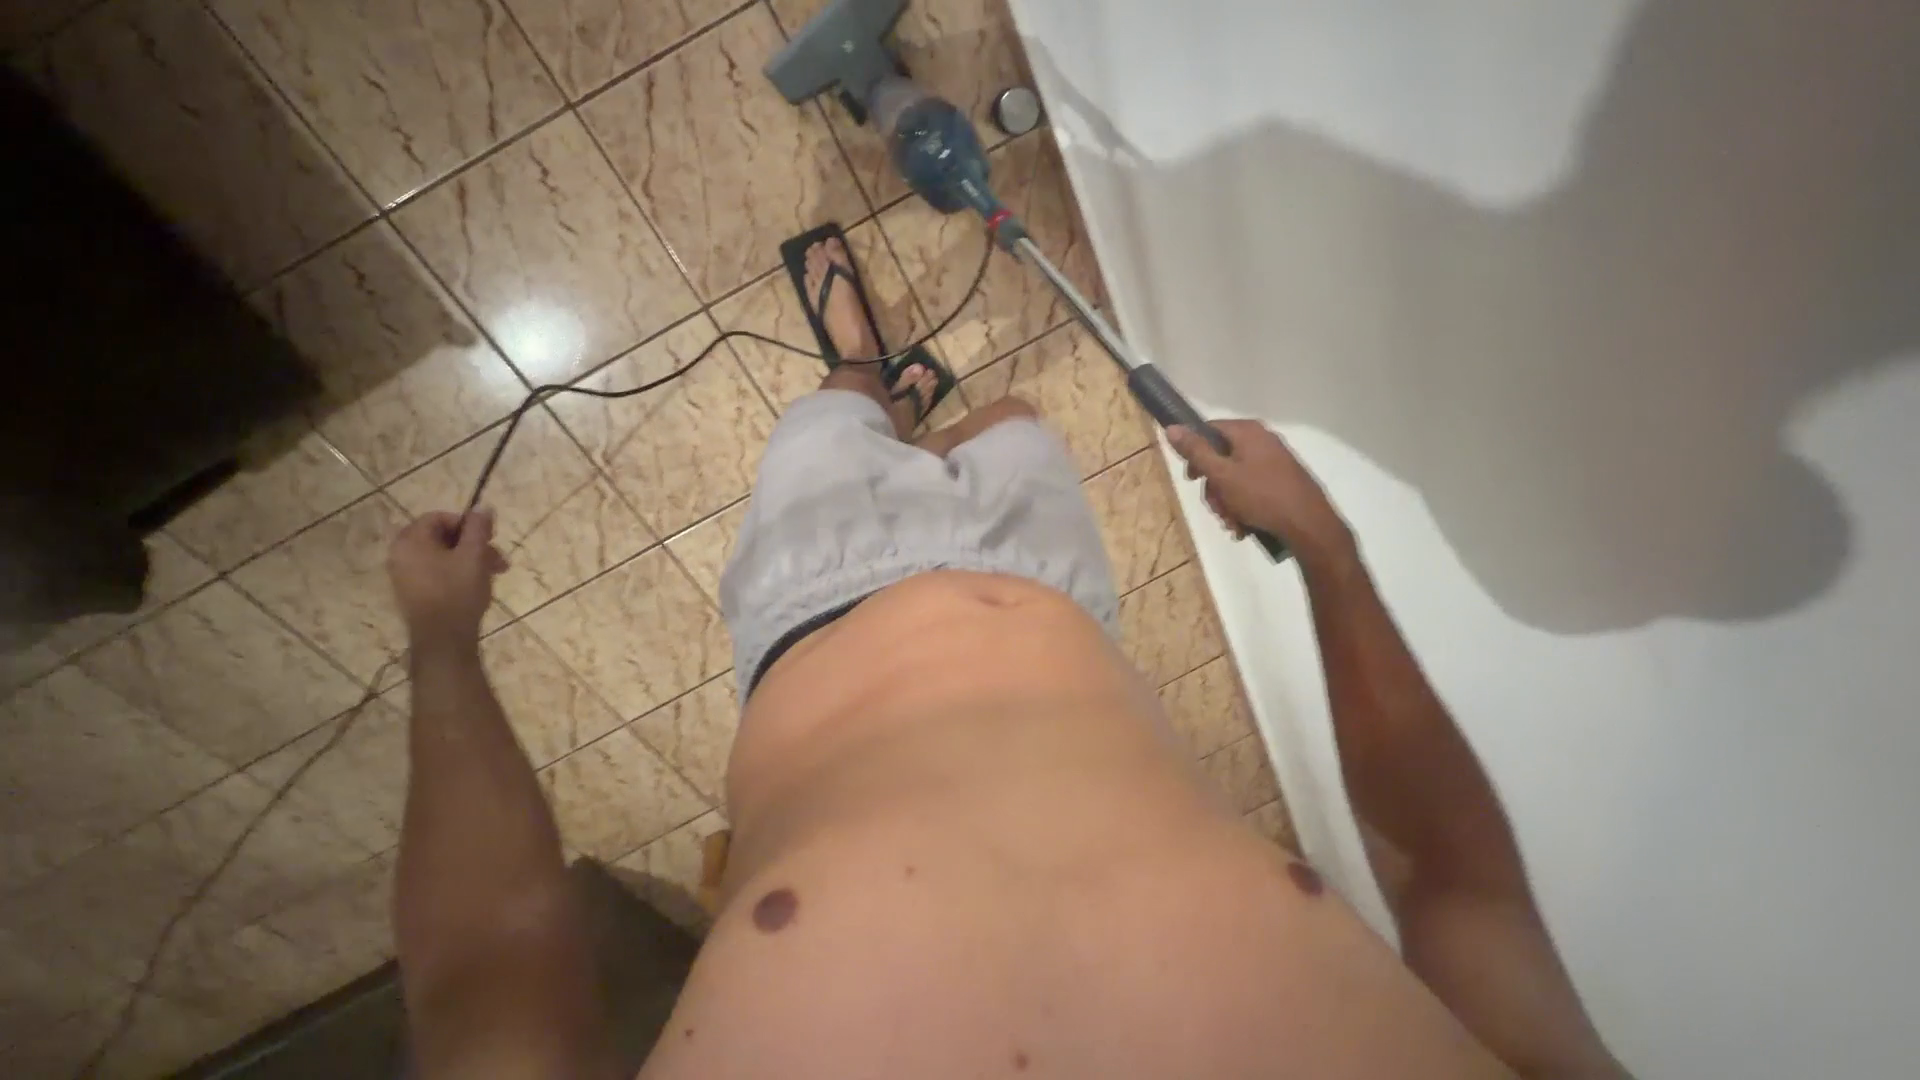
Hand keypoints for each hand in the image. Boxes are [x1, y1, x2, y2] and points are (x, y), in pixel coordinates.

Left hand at [388, 509, 508, 647]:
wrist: (443, 638)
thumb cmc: (458, 591)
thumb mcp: (474, 556)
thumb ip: (478, 528)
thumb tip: (482, 507)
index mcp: (411, 541)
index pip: (438, 517)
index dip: (467, 523)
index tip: (489, 537)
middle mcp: (400, 554)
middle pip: (441, 537)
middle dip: (473, 545)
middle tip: (497, 559)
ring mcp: (403, 574)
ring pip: (441, 555)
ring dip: (470, 559)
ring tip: (493, 574)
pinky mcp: (411, 591)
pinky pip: (435, 571)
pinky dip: (456, 572)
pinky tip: (476, 585)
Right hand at [1166, 421, 1352, 563]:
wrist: (1308, 524)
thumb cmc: (1261, 496)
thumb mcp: (1222, 474)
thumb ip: (1195, 451)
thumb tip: (1171, 427)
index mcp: (1247, 432)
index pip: (1208, 430)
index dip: (1194, 454)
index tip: (1191, 479)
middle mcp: (1262, 440)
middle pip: (1221, 457)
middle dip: (1213, 487)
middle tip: (1216, 508)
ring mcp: (1274, 460)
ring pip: (1235, 477)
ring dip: (1227, 501)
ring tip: (1232, 522)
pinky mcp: (1283, 479)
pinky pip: (1252, 488)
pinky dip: (1243, 505)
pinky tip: (1244, 525)